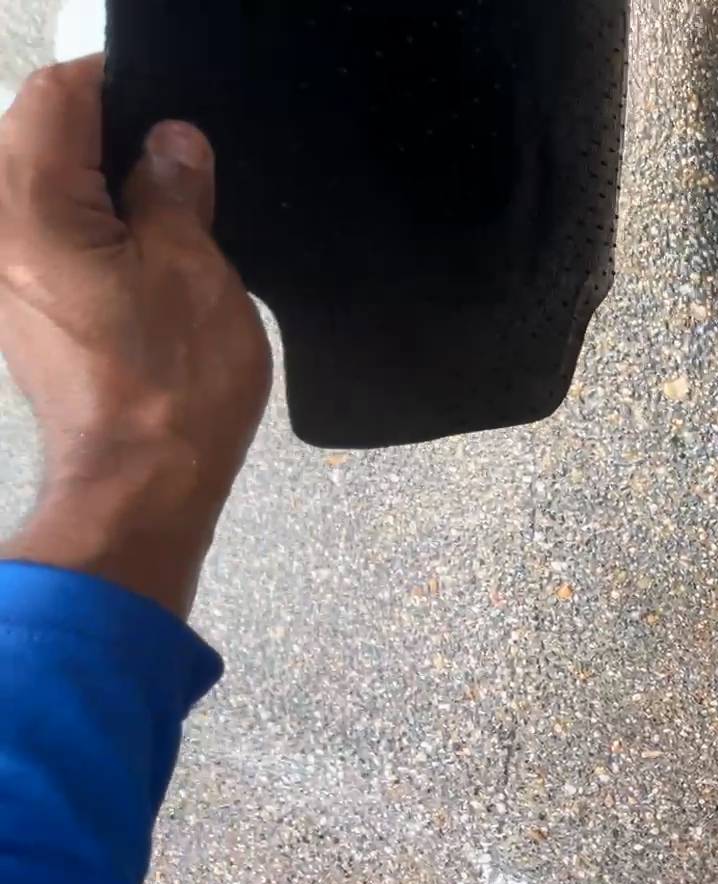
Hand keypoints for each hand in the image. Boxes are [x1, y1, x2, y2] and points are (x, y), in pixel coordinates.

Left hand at [0, 55, 268, 617]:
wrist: (143, 467)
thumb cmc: (178, 372)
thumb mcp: (197, 273)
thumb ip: (176, 195)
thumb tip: (173, 139)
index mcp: (25, 203)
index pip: (53, 99)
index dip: (113, 82)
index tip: (171, 92)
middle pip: (38, 139)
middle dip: (113, 135)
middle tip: (191, 161)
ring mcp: (1, 264)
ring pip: (47, 188)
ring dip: (110, 185)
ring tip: (181, 210)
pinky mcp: (20, 299)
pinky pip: (53, 231)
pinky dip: (102, 224)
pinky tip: (155, 252)